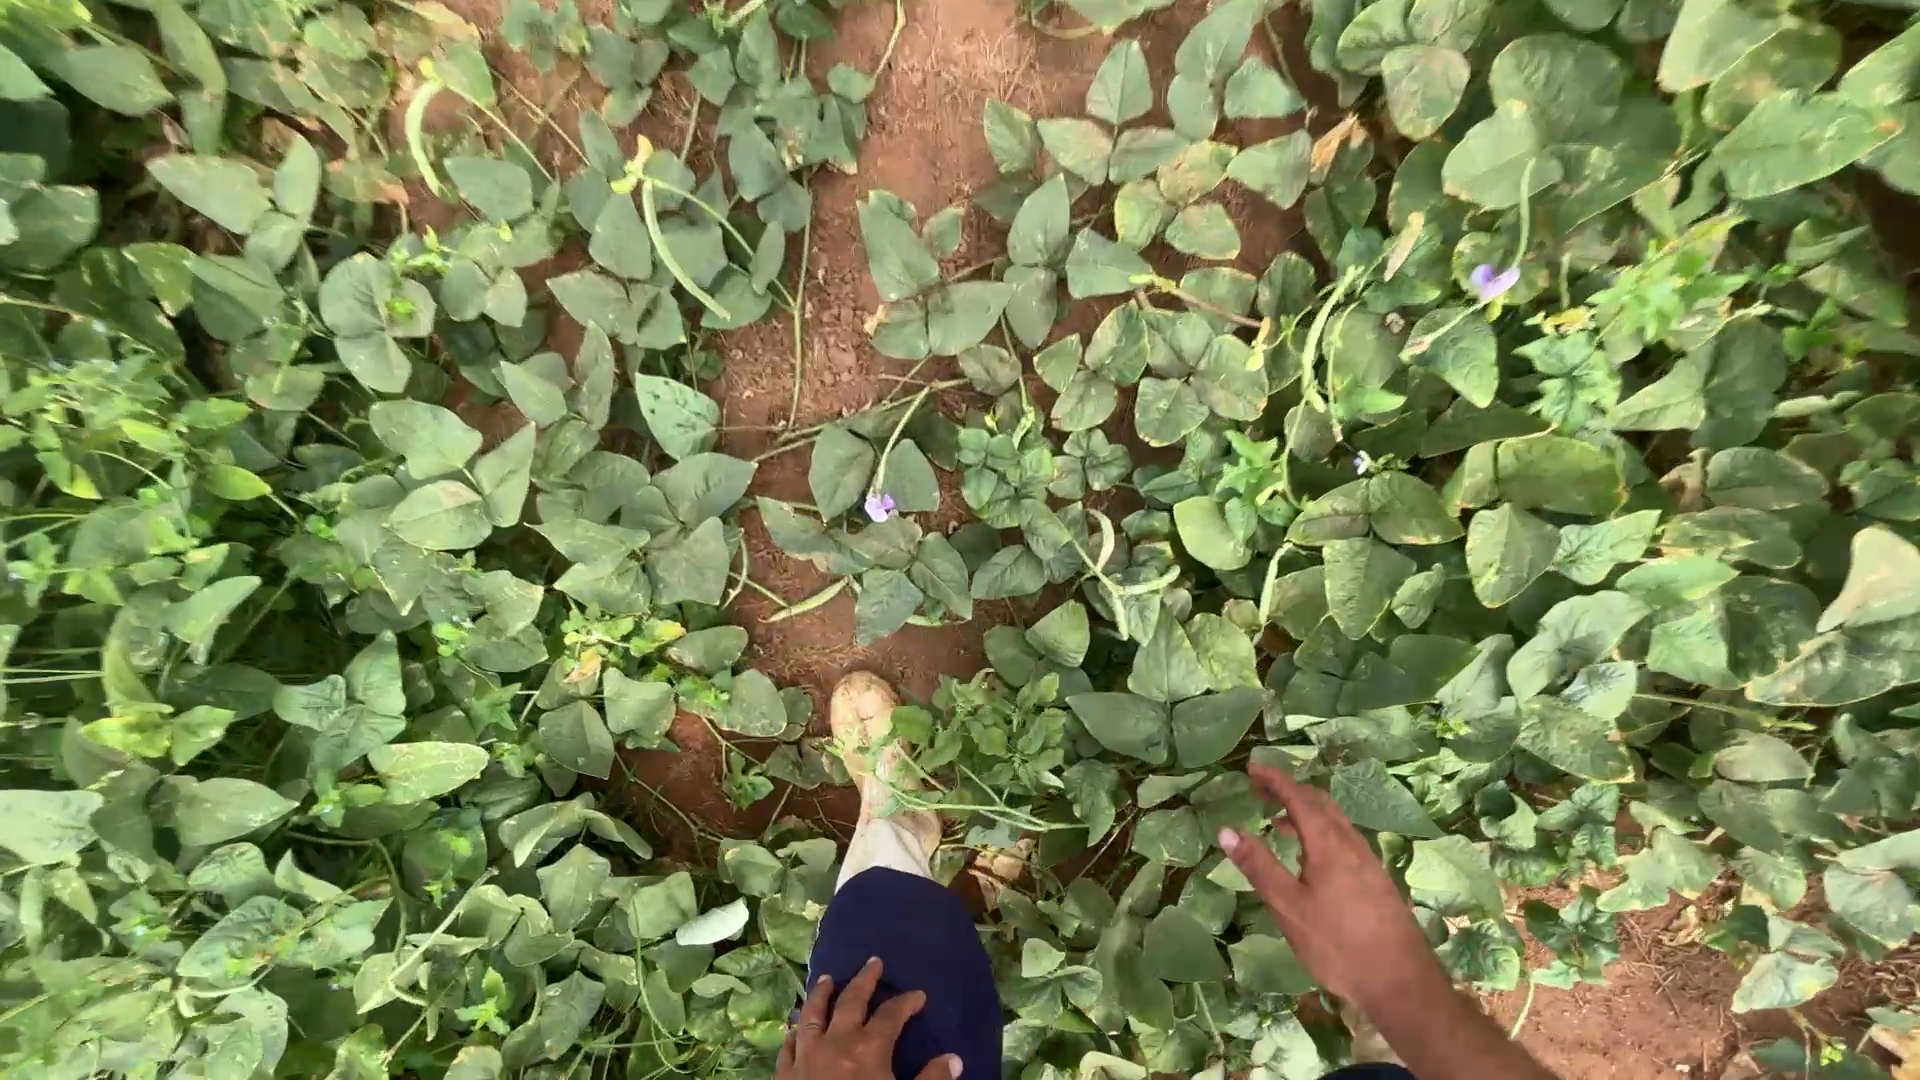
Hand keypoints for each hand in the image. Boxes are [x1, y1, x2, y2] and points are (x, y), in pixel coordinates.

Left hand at [777, 957, 961, 1079]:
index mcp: (868, 1048)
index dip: (907, 1002)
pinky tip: (795, 1029)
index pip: (891, 1014)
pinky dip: (793, 1034)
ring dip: (821, 995)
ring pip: (812, 1015)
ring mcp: (806, 1058)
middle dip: (864, 980)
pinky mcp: (785, 1077)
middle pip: (851, 1001)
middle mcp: (835, 1042)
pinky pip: (787, 1049)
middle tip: (873, 962)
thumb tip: (955, 1059)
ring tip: (827, 979)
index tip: (919, 995)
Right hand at [1219, 763, 1449, 1011]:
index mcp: (1327, 843)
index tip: (1252, 768)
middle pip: (1319, 802)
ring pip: (1334, 820)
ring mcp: (1368, 861)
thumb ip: (1258, 866)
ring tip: (1279, 821)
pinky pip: (1343, 837)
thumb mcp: (1288, 906)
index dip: (1274, 779)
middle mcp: (1350, 844)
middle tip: (1261, 791)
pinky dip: (1320, 829)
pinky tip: (1310, 857)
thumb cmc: (1338, 944)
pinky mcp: (1376, 879)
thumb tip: (1226, 830)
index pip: (1298, 796)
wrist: (1402, 984)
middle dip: (1289, 790)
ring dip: (1305, 810)